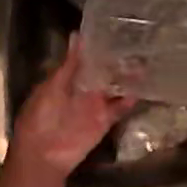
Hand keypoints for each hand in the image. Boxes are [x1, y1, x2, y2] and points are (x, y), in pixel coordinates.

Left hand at [11, 34, 134, 177]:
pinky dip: (130, 100)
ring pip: (115, 88)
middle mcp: (84, 90)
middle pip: (105, 73)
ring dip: (128, 78)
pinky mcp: (105, 121)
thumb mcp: (53, 86)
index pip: (88, 60)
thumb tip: (77, 35)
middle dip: (118, 62)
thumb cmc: (41, 117)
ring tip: (145, 62)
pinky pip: (120, 108)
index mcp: (69, 80)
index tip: (117, 31)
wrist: (43, 155)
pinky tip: (142, 88)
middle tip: (138, 43)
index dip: (101, 48)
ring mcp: (96, 105)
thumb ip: (69, 64)